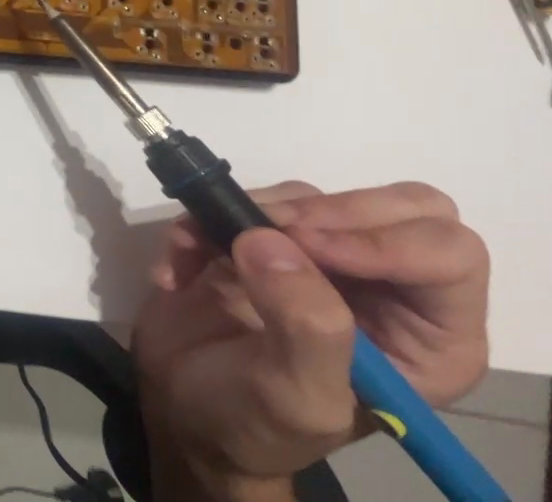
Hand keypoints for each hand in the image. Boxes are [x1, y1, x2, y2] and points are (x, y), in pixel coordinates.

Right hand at [133, 182, 489, 499]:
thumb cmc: (256, 423)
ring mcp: (315, 261)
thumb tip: (268, 241)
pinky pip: (234, 203)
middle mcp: (384, 288)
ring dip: (247, 214)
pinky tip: (176, 269)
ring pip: (310, 199)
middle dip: (325, 212)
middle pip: (398, 208)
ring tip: (203, 252)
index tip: (307, 248)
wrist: (182, 415)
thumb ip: (306, 325)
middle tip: (266, 231)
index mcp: (426, 334)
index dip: (381, 240)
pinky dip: (195, 223)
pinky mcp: (251, 243)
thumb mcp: (297, 397)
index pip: (445, 253)